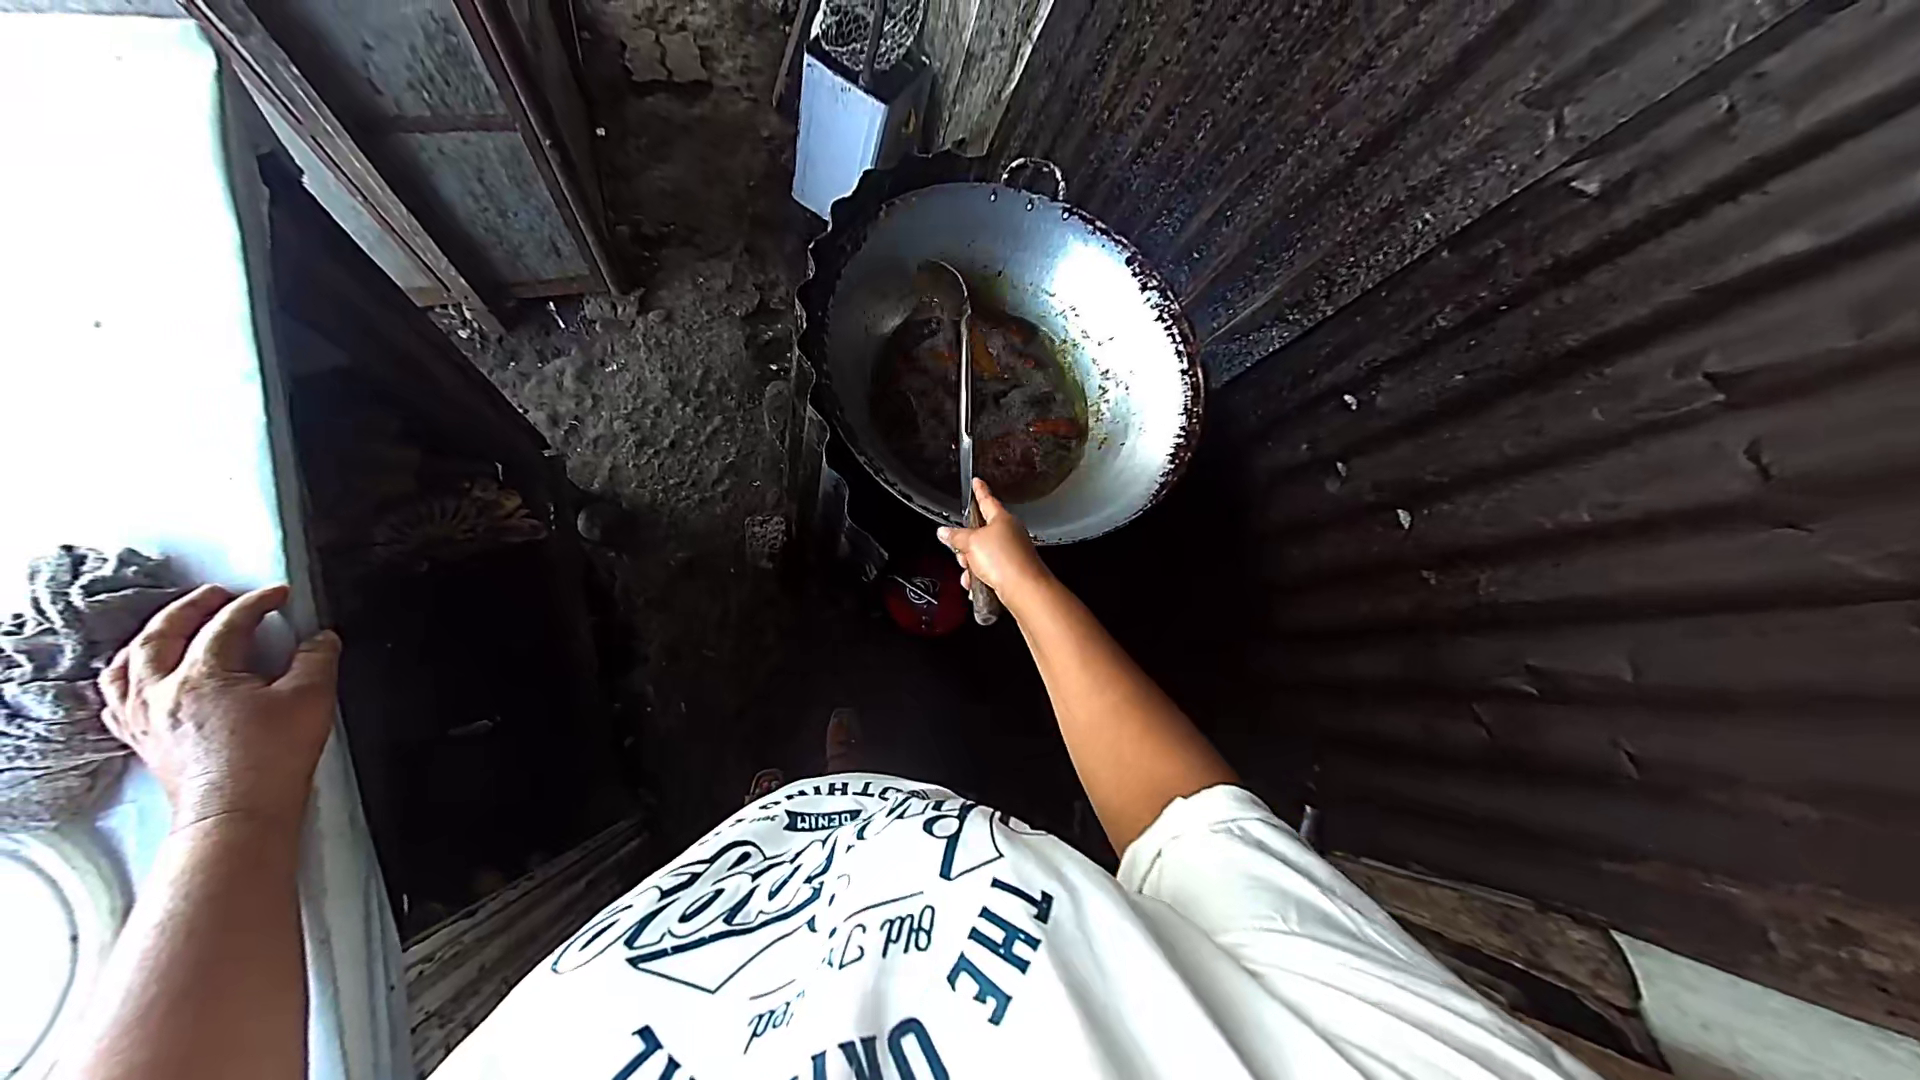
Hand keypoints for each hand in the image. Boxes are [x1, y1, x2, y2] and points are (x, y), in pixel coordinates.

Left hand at [98, 584, 341, 831]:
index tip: (279, 595)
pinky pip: (116, 696)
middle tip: (218, 595)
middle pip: (163, 635)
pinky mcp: (143, 738)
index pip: (228, 625)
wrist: (240, 808)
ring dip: (151, 636)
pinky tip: (142, 674)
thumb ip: (316, 659)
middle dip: (192, 608)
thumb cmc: (271, 757)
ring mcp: (144, 717)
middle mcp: (160, 692)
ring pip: (127, 663)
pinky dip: (128, 674)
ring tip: (173, 625)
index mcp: (202, 677)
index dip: (258, 603)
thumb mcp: (312, 697)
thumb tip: (320, 640)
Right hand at [937, 478, 1054, 605]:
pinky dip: (979, 578)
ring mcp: (1011, 552)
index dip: (979, 490)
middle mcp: (1009, 533)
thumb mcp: (971, 543)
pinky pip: (989, 571)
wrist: (1023, 589)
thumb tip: (944, 532)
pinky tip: (976, 584)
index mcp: (1001, 519)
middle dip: (966, 545)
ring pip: (982, 555)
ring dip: (971, 565)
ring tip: (971, 572)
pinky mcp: (1011, 571)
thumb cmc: (1005, 561)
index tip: (977, 482)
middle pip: (979, 533)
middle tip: (962, 551)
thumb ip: (956, 536)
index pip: (987, 499)